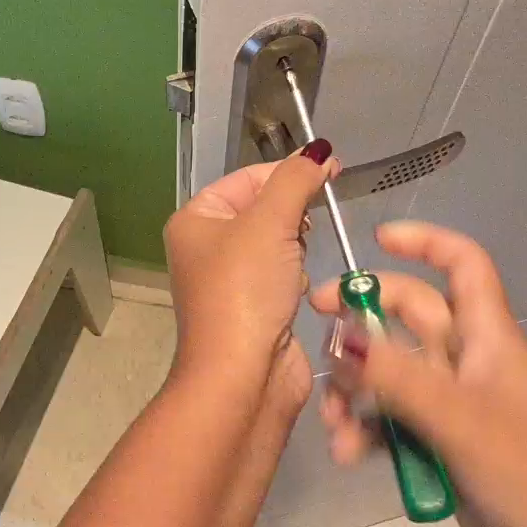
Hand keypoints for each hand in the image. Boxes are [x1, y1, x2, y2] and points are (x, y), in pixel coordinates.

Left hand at [163, 143, 336, 417]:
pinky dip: (295, 277)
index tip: (331, 169)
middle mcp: (206, 247)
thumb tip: (319, 151)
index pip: (246, 178)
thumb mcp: (270, 222)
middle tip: (308, 226)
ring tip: (297, 263)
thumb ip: (296, 180)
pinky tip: (298, 288)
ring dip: (295, 248)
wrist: (242, 376)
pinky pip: (282, 276)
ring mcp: (229, 280)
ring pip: (276, 243)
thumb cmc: (245, 290)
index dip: (287, 172)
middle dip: (291, 214)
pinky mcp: (253, 308)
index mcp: (195, 220)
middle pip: (262, 209)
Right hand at [310, 221, 526, 526]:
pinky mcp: (439, 440)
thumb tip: (338, 337)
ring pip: (391, 372)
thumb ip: (395, 376)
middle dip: (363, 322)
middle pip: (408, 316)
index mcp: (487, 336)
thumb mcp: (458, 418)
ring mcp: (451, 401)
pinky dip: (366, 428)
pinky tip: (347, 452)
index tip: (376, 240)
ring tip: (334, 422)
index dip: (425, 243)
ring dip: (357, 390)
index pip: (463, 265)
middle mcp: (467, 359)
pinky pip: (392, 417)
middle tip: (317, 328)